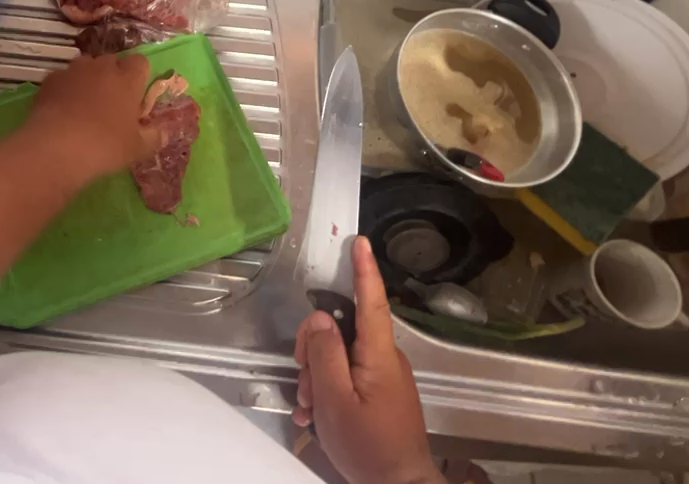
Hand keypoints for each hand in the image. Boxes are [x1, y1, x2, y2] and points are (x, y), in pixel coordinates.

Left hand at [16, 52, 159, 185]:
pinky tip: (63, 109)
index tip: (136, 96)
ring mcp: (73, 70)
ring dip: (89, 79)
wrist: (56, 147)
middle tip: (112, 103)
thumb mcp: (137, 148)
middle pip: (112, 61)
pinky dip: (66, 88)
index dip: (139, 76)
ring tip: (86, 105)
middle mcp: (101, 67)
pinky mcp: (50, 79)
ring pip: (86, 66)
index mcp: (127, 79)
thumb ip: (153, 136)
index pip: (140, 62)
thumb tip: (161, 131)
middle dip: (114, 76)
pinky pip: (64, 78)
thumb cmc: (104, 146)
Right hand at [294, 236, 440, 483]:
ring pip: (340, 356)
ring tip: (309, 407)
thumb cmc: (367, 446)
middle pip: (342, 331)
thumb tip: (320, 318)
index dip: (365, 271)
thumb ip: (324, 351)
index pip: (372, 303)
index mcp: (379, 356)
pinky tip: (315, 414)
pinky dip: (328, 391)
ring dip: (317, 376)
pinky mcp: (381, 395)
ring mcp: (385, 378)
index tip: (361, 242)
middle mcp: (386, 360)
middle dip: (314, 350)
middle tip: (302, 382)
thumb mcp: (334, 398)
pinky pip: (348, 377)